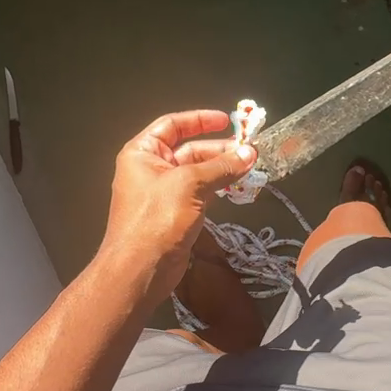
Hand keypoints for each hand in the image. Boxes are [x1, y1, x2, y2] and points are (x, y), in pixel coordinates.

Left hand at [96, 110, 255, 308]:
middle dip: (218, 148)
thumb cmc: (157, 218)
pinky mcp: (176, 212)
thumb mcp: (190, 184)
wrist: (140, 270)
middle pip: (188, 148)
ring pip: (198, 171)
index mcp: (143, 152)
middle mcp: (151, 168)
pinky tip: (238, 185)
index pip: (172, 124)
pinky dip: (218, 187)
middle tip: (249, 150)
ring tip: (250, 166)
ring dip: (222, 168)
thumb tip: (250, 153)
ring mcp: (164, 192)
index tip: (227, 120)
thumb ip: (221, 167)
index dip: (200, 120)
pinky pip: (200, 192)